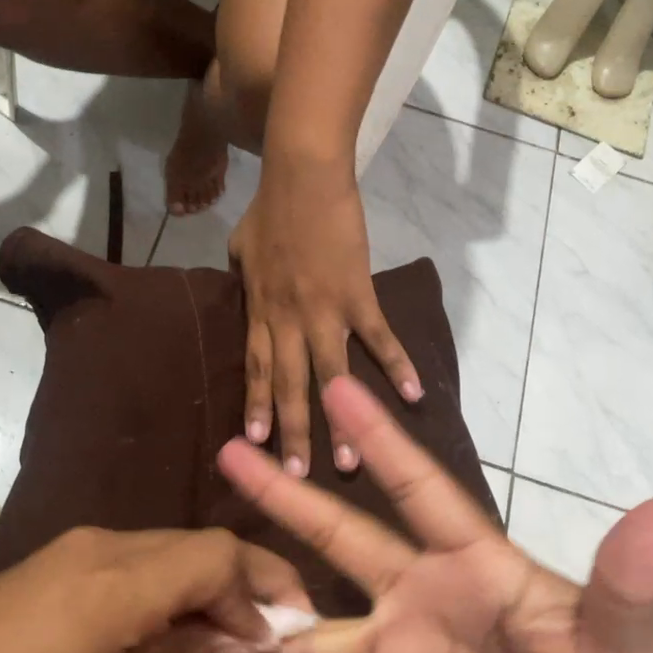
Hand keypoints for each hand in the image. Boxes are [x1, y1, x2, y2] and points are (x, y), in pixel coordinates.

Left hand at [0, 528, 312, 652]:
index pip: (219, 557)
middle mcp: (101, 545)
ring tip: (222, 639)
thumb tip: (236, 638)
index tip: (274, 645)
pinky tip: (167, 625)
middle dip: (245, 583)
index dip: (261, 594)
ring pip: (169, 545)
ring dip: (206, 582)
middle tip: (268, 638)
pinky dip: (167, 580)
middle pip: (200, 543)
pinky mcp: (55, 553)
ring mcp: (74, 544)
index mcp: (115, 586)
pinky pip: (133, 554)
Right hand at [215, 377, 652, 652]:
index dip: (383, 439)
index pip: (421, 490)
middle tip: (231, 450)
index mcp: (475, 562)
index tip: (338, 385)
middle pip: (343, 539)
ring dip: (266, 618)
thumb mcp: (628, 644)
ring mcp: (401, 646)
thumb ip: (632, 584)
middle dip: (287, 499)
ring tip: (203, 600)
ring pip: (319, 627)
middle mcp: (422, 590)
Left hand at [230, 160, 420, 477]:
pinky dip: (395, 364)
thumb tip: (241, 286)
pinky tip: (413, 395)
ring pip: (328, 375)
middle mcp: (287, 319)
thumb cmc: (269, 209)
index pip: (254, 367)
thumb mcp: (240, 247)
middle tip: (298, 476)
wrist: (301, 176)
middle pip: (287, 383)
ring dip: (339, 421)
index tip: (255, 444)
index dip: (255, 405)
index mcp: (259, 310)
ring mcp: (323, 310)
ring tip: (348, 465)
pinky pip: (377, 337)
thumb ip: (241, 276)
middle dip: (292, 431)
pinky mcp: (357, 294)